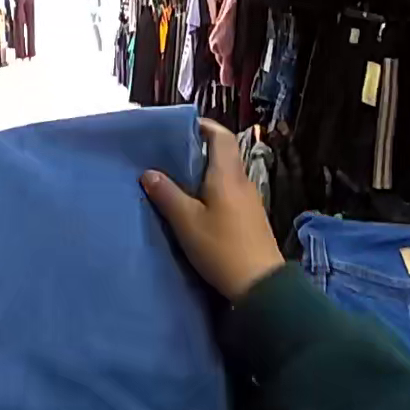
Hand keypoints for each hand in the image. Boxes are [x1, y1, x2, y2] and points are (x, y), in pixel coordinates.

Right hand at [141, 119, 284, 302]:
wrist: (260, 283)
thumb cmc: (221, 248)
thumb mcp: (187, 222)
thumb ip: (167, 195)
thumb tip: (149, 172)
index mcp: (227, 175)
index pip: (221, 136)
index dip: (204, 126)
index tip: (182, 127)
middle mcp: (242, 181)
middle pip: (224, 154)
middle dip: (200, 149)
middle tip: (172, 154)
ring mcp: (250, 200)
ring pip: (227, 174)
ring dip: (206, 171)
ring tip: (179, 179)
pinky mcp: (251, 217)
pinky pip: (230, 192)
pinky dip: (213, 189)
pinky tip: (197, 205)